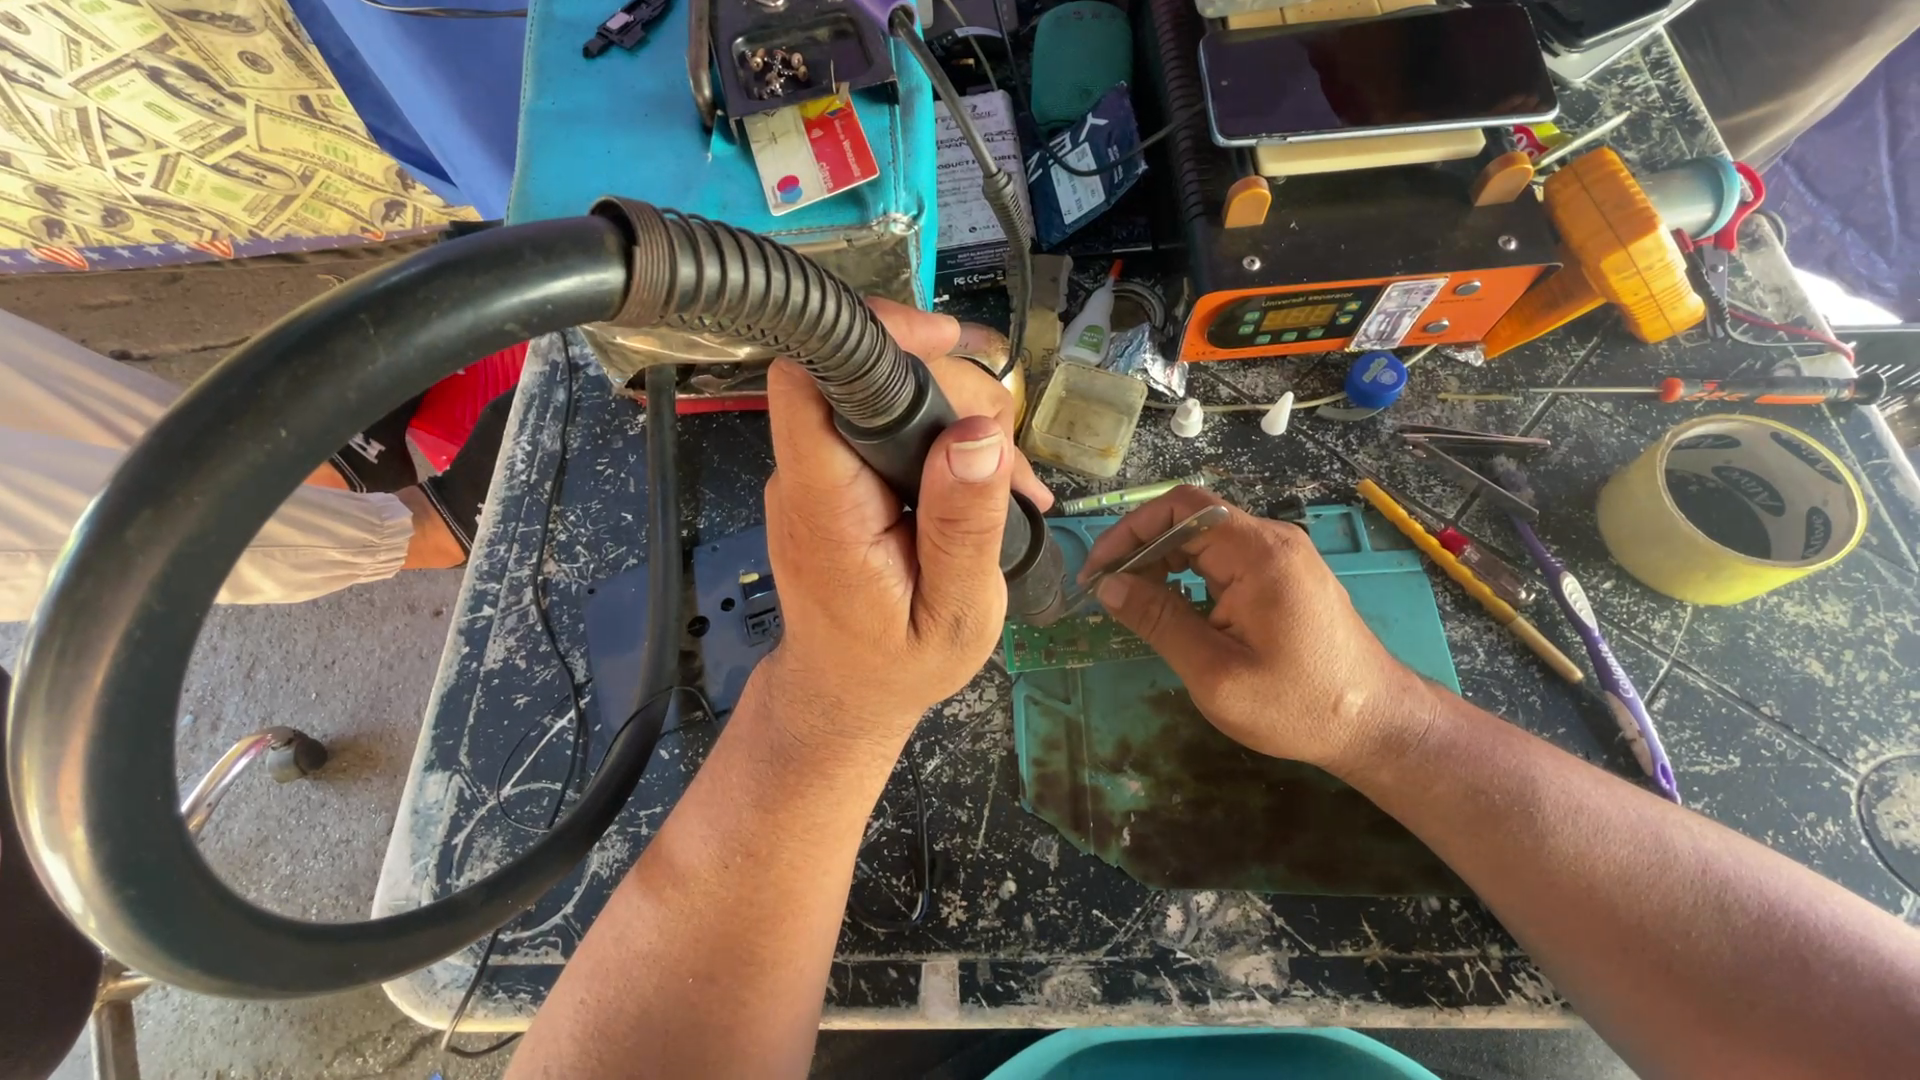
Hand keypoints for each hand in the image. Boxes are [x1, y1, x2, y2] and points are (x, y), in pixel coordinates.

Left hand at [756, 301, 1050, 748]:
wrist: (846, 693)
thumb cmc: (897, 664)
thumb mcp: (954, 611)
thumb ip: (964, 526)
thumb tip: (979, 431)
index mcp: (826, 505)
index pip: (809, 382)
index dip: (871, 338)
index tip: (947, 341)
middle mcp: (810, 475)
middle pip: (871, 379)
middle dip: (953, 392)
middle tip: (1011, 462)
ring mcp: (822, 475)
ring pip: (889, 399)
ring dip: (961, 420)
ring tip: (1011, 485)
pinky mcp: (841, 479)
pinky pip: (891, 431)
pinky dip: (946, 442)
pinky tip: (990, 483)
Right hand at [1083, 486, 1436, 774]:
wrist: (1375, 724)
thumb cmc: (1297, 706)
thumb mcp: (1215, 673)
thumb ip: (1159, 622)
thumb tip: (1109, 586)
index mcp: (1259, 554)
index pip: (1180, 509)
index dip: (1129, 531)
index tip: (1098, 571)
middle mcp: (1272, 541)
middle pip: (1190, 518)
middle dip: (1140, 547)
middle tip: (1108, 590)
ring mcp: (1282, 556)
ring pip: (1205, 536)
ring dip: (1161, 560)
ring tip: (1132, 600)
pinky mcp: (1284, 574)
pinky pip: (1224, 556)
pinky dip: (1188, 571)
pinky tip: (1171, 604)